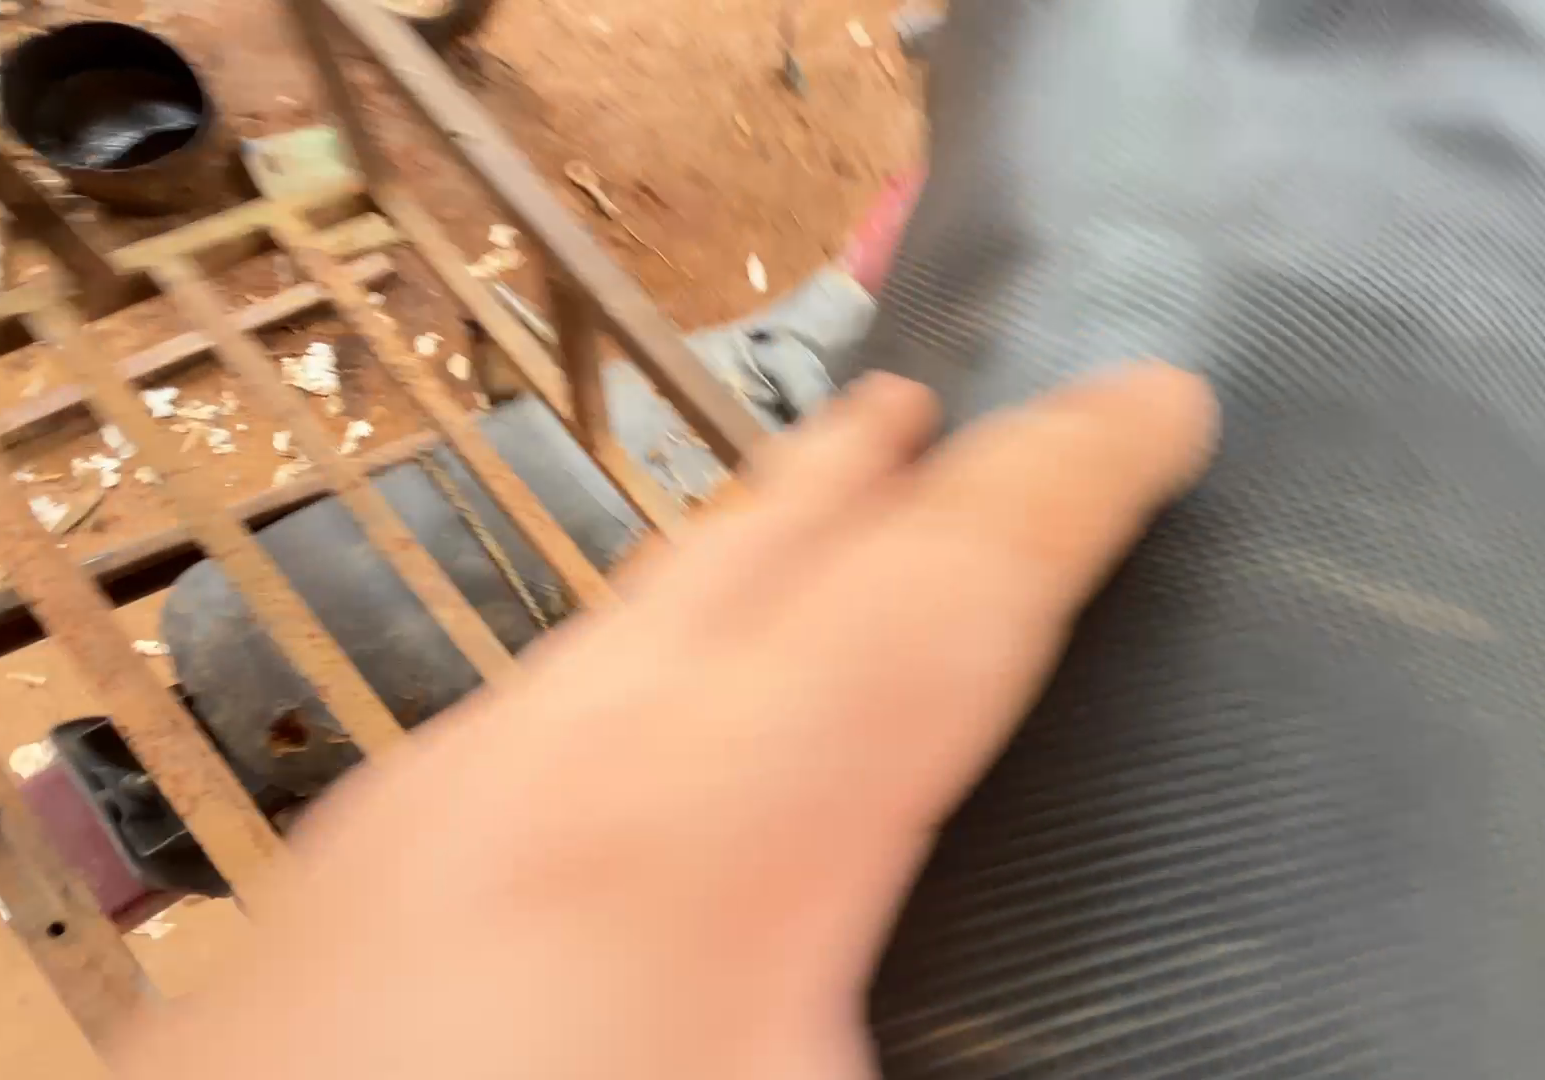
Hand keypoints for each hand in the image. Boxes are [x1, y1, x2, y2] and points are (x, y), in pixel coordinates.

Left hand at [117, 362, 1216, 1079]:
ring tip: (850, 478)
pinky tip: (706, 672)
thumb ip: (991, 999)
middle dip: (888, 456)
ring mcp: (448, 790)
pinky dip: (680, 634)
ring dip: (780, 527)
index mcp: (695, 831)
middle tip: (960, 402)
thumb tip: (1111, 967)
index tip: (1156, 400)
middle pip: (774, 536)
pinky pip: (586, 678)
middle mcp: (553, 762)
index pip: (941, 577)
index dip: (1071, 475)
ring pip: (667, 591)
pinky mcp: (388, 848)